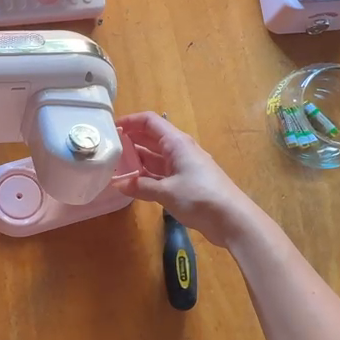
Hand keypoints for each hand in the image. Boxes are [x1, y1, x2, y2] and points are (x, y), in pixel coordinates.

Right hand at [111, 112, 260, 246]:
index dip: (130, 121)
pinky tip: (131, 183)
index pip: (150, 121)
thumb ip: (140, 186)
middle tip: (107, 148)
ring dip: (136, 160)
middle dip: (130, 140)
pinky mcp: (185, 183)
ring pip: (154, 157)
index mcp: (176, 143)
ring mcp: (183, 167)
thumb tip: (118, 184)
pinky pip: (160, 173)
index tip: (110, 129)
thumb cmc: (200, 197)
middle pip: (151, 138)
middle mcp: (179, 150)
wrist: (232, 219)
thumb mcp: (166, 191)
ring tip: (114, 165)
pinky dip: (146, 176)